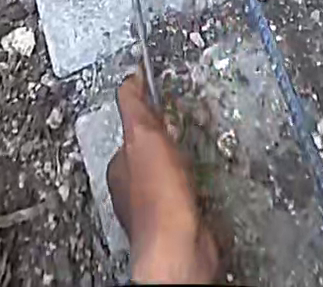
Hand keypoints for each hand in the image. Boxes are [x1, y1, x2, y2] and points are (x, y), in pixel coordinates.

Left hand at [106, 73, 221, 283]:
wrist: (181, 245)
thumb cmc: (159, 196)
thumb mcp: (142, 135)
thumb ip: (134, 105)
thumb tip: (130, 78)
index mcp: (120, 166)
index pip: (132, 125)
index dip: (148, 108)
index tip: (161, 94)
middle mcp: (134, 186)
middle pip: (151, 146)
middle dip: (167, 132)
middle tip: (181, 118)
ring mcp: (157, 202)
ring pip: (170, 166)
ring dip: (183, 154)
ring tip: (194, 142)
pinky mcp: (180, 215)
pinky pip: (187, 185)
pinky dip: (195, 176)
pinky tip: (202, 172)